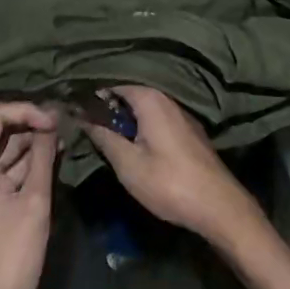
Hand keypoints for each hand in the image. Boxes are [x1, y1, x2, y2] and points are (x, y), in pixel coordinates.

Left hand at [0, 102, 59, 288]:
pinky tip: (56, 152)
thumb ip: (43, 156)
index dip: (25, 112)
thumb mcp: (33, 201)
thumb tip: (53, 117)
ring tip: (65, 134)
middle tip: (64, 121)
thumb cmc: (11, 256)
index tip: (53, 120)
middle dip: (31, 124)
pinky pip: (11, 169)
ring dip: (35, 141)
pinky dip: (32, 160)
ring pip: (8, 150)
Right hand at [80, 86, 259, 243]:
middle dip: (107, 109)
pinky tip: (130, 145)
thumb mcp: (128, 163)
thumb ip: (104, 136)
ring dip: (123, 120)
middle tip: (83, 127)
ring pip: (143, 109)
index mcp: (151, 99)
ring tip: (101, 138)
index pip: (114, 85)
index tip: (72, 110)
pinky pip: (156, 120)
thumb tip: (81, 114)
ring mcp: (179, 114)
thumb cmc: (168, 182)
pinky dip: (140, 127)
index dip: (93, 97)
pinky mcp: (186, 130)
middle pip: (129, 96)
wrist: (216, 203)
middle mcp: (166, 98)